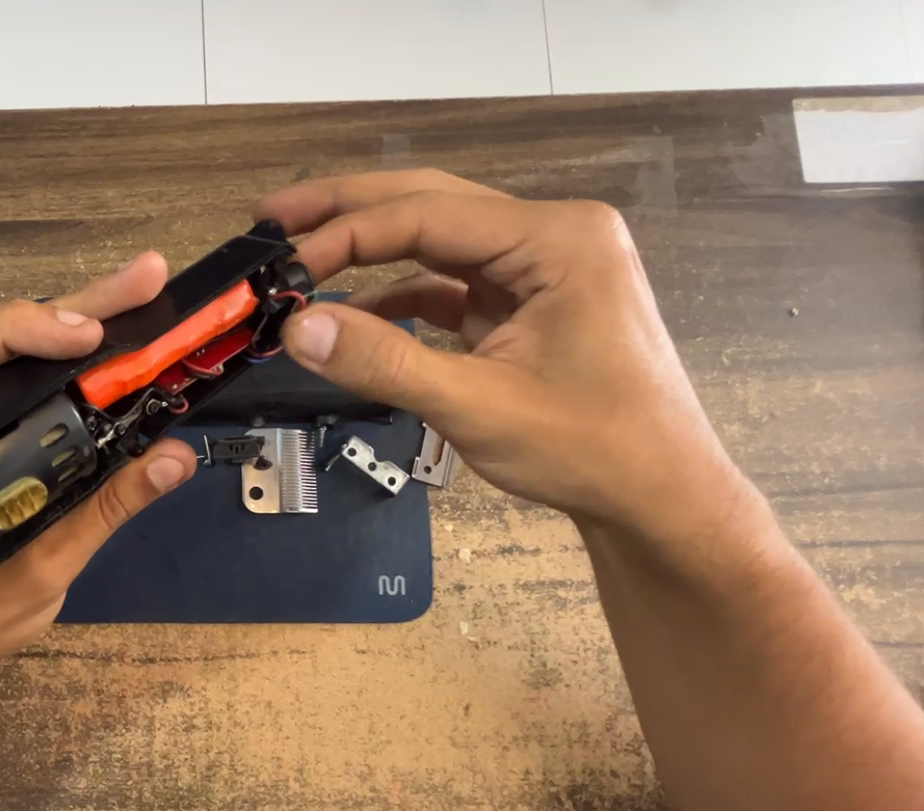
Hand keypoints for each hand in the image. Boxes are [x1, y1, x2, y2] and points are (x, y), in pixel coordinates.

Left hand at [0, 253, 199, 689]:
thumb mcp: (41, 568)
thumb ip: (104, 510)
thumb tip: (175, 455)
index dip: (19, 330)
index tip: (87, 334)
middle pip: (1, 340)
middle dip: (76, 303)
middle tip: (149, 273)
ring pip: (22, 356)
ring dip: (82, 320)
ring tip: (145, 295)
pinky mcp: (2, 443)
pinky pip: (37, 388)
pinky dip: (81, 364)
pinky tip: (120, 348)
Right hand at [257, 170, 751, 539]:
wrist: (653, 493)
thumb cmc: (585, 447)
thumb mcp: (475, 404)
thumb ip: (383, 361)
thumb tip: (296, 327)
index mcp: (554, 239)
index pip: (425, 214)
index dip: (343, 236)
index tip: (279, 266)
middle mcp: (547, 236)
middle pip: (427, 205)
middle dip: (345, 211)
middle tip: (270, 217)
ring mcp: (535, 270)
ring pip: (432, 241)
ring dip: (365, 251)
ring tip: (299, 257)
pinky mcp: (520, 304)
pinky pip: (444, 285)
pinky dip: (394, 298)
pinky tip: (350, 313)